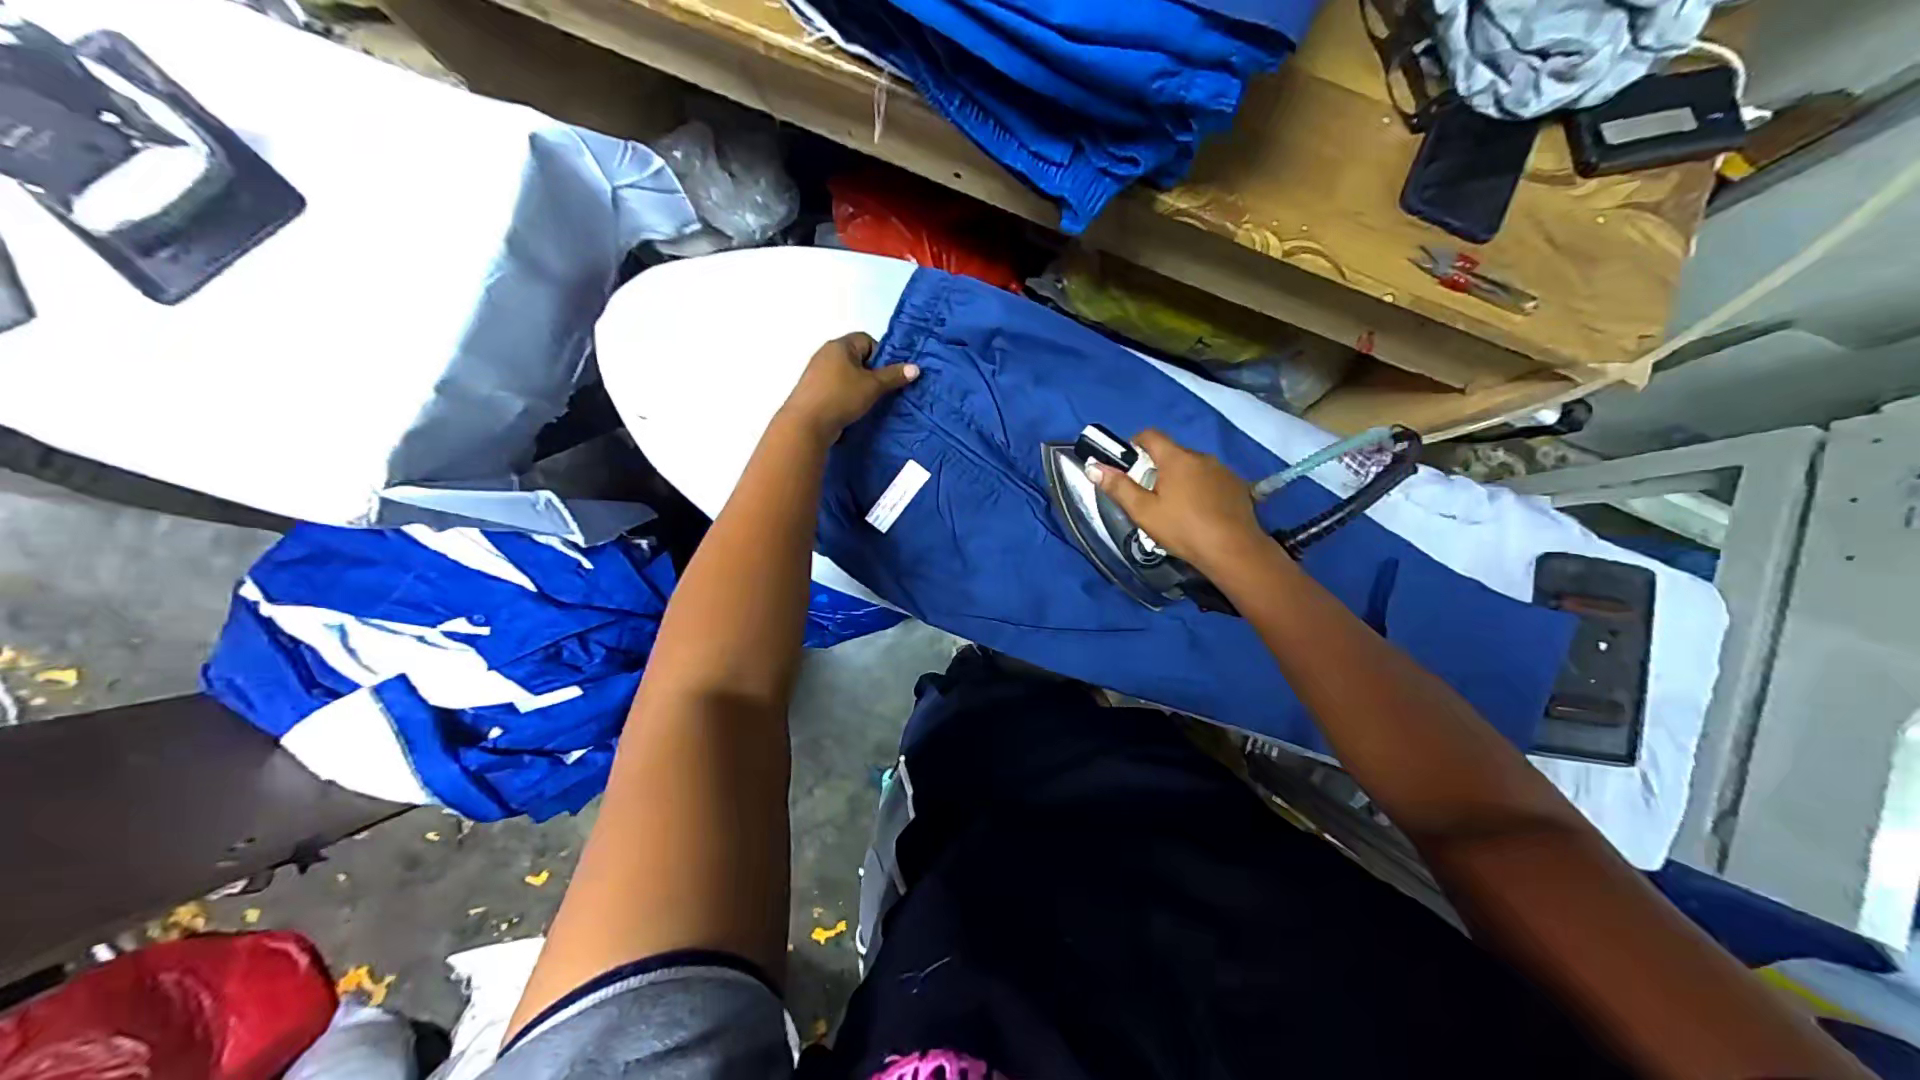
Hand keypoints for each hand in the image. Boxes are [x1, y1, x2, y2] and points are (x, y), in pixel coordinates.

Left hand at [777, 333, 918, 440]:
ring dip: (859, 386)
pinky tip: (853, 410)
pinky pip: (837, 388)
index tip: (886, 375)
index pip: (867, 340)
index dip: (880, 356)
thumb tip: (915, 368)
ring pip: (847, 375)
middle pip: (857, 358)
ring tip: (869, 402)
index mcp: (840, 345)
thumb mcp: (873, 386)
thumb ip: (894, 376)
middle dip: (871, 373)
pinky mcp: (814, 391)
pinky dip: (847, 396)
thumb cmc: (841, 397)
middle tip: (881, 390)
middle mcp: (826, 354)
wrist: (806, 424)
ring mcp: (817, 373)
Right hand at [1087, 429, 1272, 572]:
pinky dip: (1203, 489)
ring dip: (1182, 479)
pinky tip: (1201, 513)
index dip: (1135, 444)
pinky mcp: (1238, 486)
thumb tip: (1094, 467)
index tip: (1128, 464)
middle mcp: (1201, 457)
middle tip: (1150, 496)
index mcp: (1176, 458)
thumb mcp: (1143, 511)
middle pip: (1172, 453)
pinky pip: (1212, 480)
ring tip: (1177, 508)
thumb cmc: (1183, 529)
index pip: (1150, 435)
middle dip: (1158, 468)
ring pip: (1194, 467)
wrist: (1233, 550)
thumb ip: (1118, 487)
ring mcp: (1223, 470)